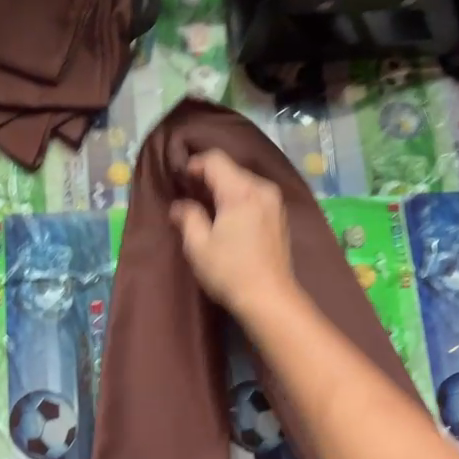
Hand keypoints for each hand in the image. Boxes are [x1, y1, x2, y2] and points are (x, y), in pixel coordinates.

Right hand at [169, 151, 296, 315]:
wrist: (269, 298)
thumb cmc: (229, 271)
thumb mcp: (198, 246)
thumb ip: (188, 217)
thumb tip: (180, 206)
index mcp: (240, 192)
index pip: (215, 160)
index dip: (195, 164)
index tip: (181, 179)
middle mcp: (261, 189)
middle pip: (231, 169)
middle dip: (209, 177)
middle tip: (190, 194)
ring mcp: (274, 202)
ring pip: (243, 181)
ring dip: (224, 188)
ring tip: (207, 206)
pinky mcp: (279, 215)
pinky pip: (254, 194)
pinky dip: (238, 198)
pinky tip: (228, 217)